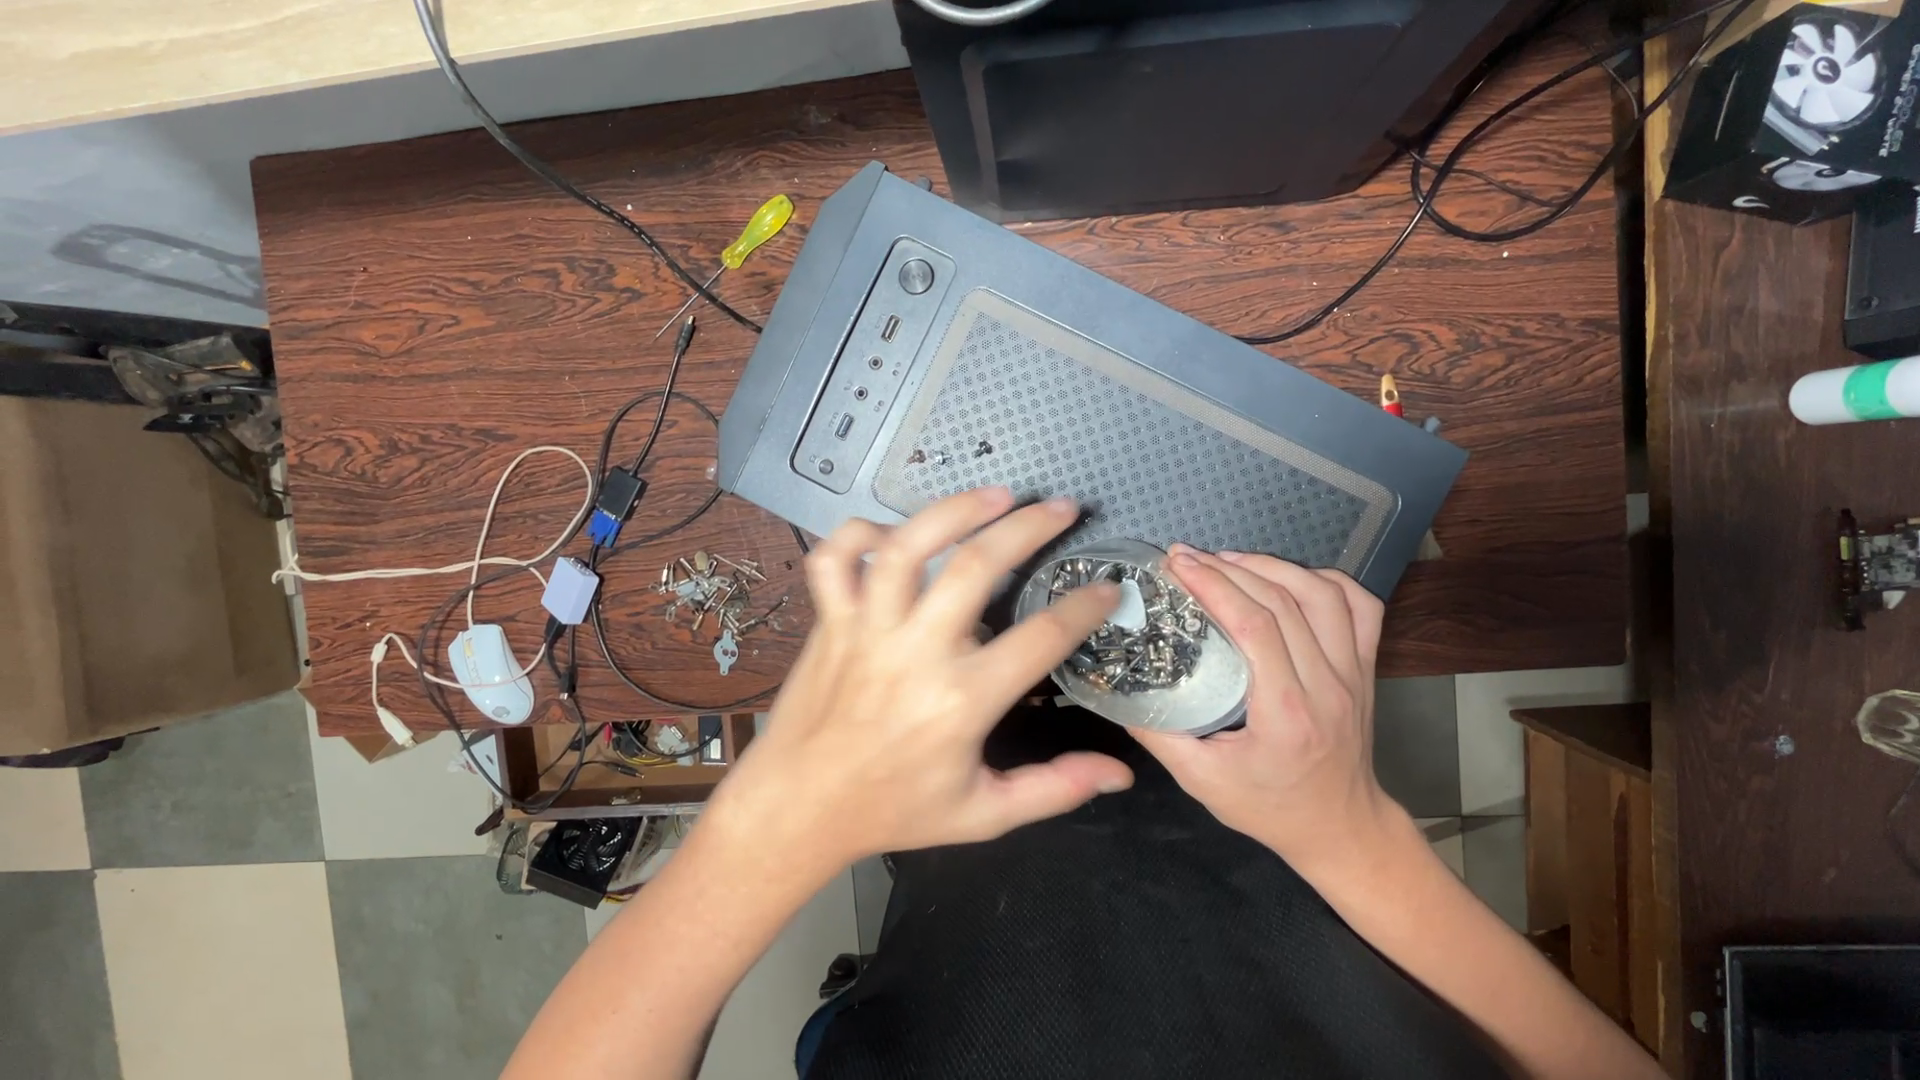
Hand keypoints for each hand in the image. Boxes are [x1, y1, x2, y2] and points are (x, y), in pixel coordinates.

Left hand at [709, 488, 1132, 865]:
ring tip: (995, 493)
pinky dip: (862, 533)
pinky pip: (835, 558)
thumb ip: (1054, 789)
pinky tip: (896, 533)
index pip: (1043, 638)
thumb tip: (1119, 774)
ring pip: (908, 547)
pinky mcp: (830, 622)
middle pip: (977, 567)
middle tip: (1062, 508)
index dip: (1086, 606)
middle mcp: (915, 652)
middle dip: (1029, 528)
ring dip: (955, 510)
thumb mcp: (983, 814)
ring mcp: (867, 630)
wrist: (798, 808)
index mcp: (962, 700)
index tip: (1108, 589)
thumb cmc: (893, 810)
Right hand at [1130, 546, 1398, 869]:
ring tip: (1229, 560)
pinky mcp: (1367, 668)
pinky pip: (1360, 606)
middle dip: (1229, 568)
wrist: (1341, 829)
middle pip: (1284, 601)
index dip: (1215, 585)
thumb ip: (1157, 736)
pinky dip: (1324, 580)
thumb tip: (1114, 691)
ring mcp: (1355, 673)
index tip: (1178, 564)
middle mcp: (1329, 684)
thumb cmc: (1268, 807)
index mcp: (1286, 711)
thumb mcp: (1201, 780)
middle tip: (1187, 557)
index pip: (1255, 626)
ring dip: (1272, 566)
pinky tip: (1287, 577)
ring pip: (1324, 594)